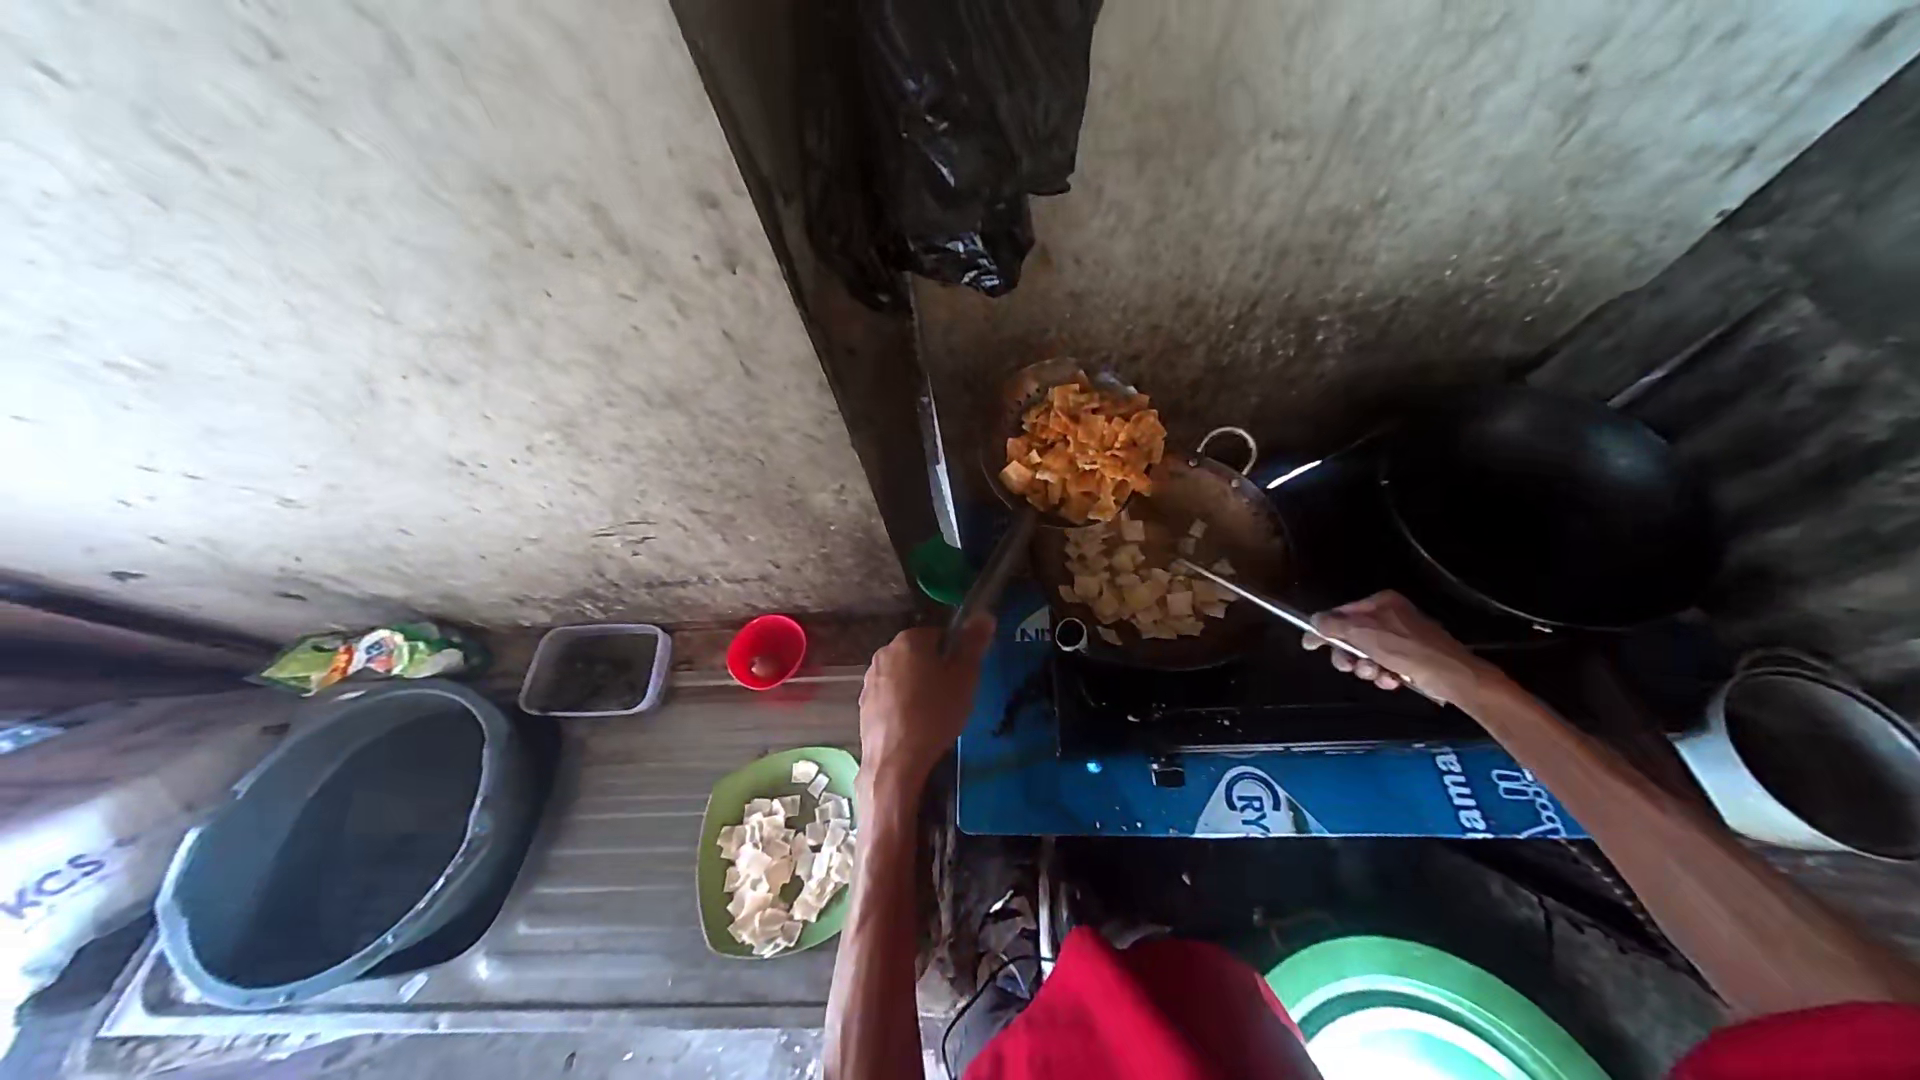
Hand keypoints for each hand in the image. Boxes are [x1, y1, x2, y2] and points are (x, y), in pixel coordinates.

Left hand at [857, 616, 994, 798]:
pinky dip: (902, 704)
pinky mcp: (864, 703)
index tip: (962, 677)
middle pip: (919, 654)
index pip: (939, 635)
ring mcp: (871, 679)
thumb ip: (974, 643)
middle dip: (934, 670)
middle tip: (951, 696)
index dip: (954, 655)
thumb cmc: (935, 713)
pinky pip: (891, 696)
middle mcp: (884, 652)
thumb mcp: (965, 677)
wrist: (896, 760)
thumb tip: (984, 615)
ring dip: (917, 687)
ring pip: (903, 675)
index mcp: (909, 639)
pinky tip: (914, 725)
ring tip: (933, 714)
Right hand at [1301, 590, 1488, 704]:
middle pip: (1352, 636)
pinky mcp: (1410, 658)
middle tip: (1350, 666)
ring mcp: (1402, 638)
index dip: (1325, 630)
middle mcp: (1391, 616)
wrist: (1452, 676)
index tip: (1312, 645)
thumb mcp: (1362, 633)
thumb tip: (1313, 621)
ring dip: (1366, 668)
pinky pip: (1383, 665)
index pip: (1341, 613)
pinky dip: (1383, 674)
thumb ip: (1333, 625)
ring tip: (1377, 674)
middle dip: (1349, 654)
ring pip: (1366, 654)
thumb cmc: (1406, 649)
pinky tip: (1392, 679)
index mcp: (1381, 603)